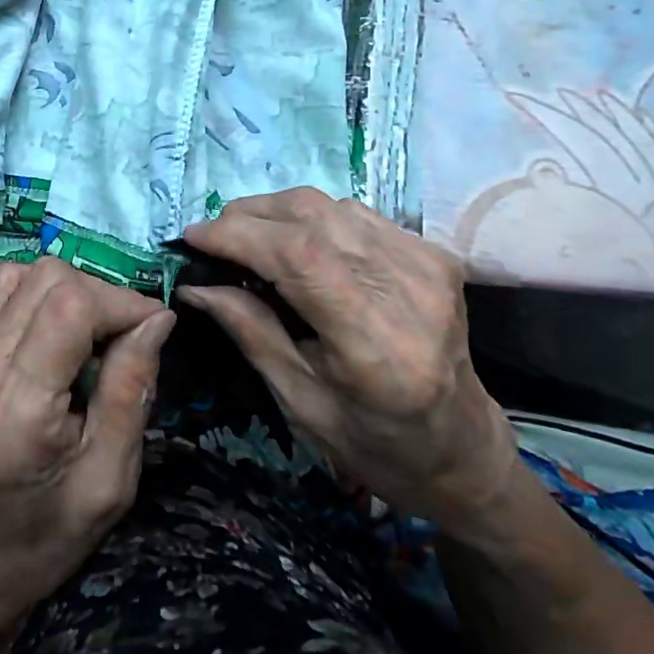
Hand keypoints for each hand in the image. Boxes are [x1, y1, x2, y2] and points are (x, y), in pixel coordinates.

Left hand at [0, 258, 175, 653]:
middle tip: (130, 337)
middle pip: (50, 278)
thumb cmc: (51, 532)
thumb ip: (131, 391)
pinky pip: (8, 291)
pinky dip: (45, 296)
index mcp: (18, 405)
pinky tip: (63, 334)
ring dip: (75, 292)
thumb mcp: (111, 478)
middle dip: (103, 295)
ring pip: (28, 275)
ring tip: (98, 336)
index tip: (156, 328)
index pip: (70, 304)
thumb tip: (158, 318)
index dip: (122, 302)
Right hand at [178, 188, 518, 529]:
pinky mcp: (432, 253)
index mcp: (377, 345)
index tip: (192, 238)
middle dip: (246, 216)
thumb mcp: (298, 400)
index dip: (238, 236)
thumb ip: (249, 330)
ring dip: (273, 212)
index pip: (299, 257)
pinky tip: (290, 241)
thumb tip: (193, 284)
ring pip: (329, 204)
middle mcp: (411, 292)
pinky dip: (308, 218)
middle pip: (312, 217)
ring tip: (243, 237)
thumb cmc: (372, 442)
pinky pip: (352, 213)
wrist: (461, 449)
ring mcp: (428, 265)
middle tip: (211, 237)